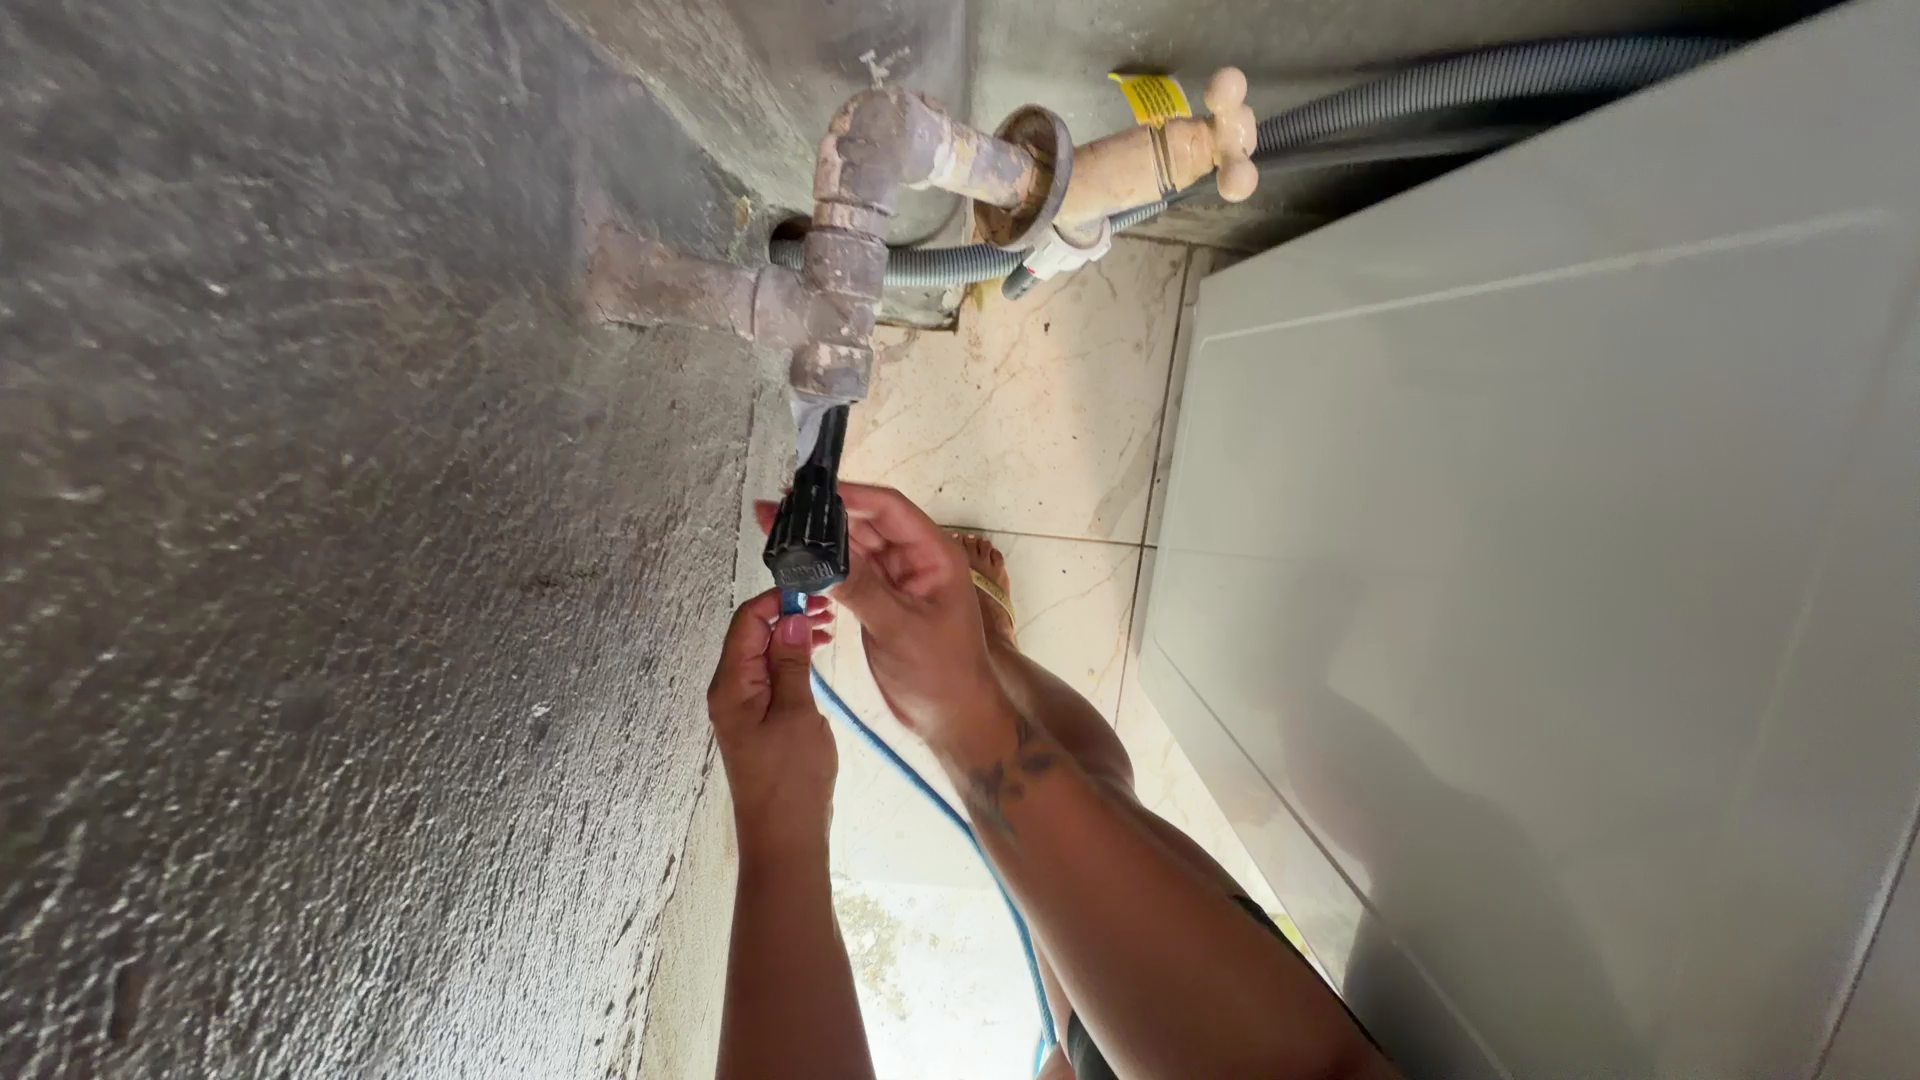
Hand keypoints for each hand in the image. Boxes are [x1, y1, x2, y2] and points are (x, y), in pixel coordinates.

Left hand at [706, 589, 837, 858]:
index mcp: (731, 684)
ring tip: (829, 628)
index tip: (814, 592)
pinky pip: (771, 676)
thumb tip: (790, 618)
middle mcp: (730, 690)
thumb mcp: (797, 712)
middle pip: (753, 635)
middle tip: (829, 610)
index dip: (777, 600)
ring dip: (793, 636)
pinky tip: (816, 656)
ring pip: (764, 654)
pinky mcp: (759, 719)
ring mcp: (744, 706)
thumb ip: (791, 663)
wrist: (784, 836)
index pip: (746, 622)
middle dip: (787, 615)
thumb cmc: (791, 777)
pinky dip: (792, 660)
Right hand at [756, 483, 1009, 745]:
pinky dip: (824, 566)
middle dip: (825, 515)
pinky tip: (795, 560)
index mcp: (934, 554)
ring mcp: (896, 580)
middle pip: (867, 523)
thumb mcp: (899, 628)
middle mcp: (915, 559)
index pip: (890, 509)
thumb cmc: (940, 673)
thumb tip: (819, 551)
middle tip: (777, 509)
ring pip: (854, 548)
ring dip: (819, 539)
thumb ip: (861, 588)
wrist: (951, 717)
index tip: (808, 493)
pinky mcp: (880, 600)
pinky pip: (849, 573)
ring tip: (775, 527)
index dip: (851, 496)